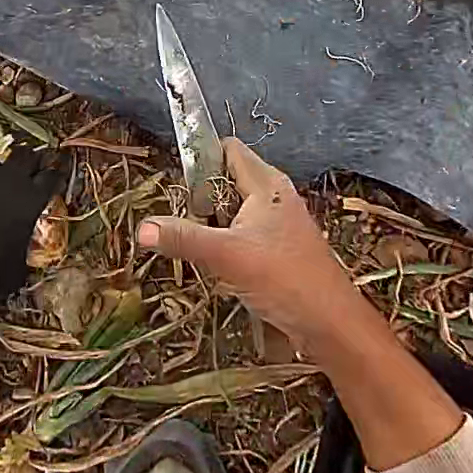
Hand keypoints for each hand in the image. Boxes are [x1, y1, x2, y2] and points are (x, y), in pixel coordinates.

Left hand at [0, 146, 64, 308]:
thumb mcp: (16, 270)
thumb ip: (26, 251)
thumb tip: (26, 255)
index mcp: (32, 199)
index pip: (53, 174)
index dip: (57, 172)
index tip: (57, 172)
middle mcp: (10, 179)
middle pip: (27, 155)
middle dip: (31, 160)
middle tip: (28, 171)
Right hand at [137, 138, 365, 351]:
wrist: (331, 323)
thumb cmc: (283, 278)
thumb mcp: (226, 256)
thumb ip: (183, 238)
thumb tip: (141, 228)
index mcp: (266, 183)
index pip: (229, 149)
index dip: (201, 157)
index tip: (176, 183)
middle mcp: (274, 195)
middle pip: (228, 181)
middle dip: (202, 198)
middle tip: (181, 220)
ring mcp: (280, 223)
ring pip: (236, 211)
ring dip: (214, 226)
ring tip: (196, 246)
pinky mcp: (282, 248)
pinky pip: (246, 234)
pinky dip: (229, 245)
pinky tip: (220, 268)